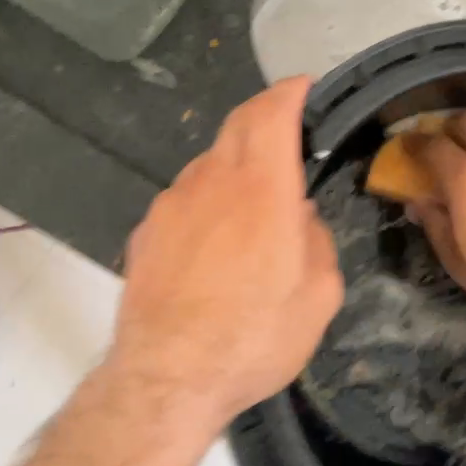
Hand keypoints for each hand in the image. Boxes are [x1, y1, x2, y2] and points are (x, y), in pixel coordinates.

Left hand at [104, 77, 343, 435]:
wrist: (167, 380)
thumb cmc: (254, 337)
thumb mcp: (318, 295)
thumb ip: (316, 240)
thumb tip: (298, 218)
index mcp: (264, 188)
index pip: (273, 114)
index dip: (290, 92)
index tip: (303, 86)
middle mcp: (215, 181)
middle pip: (238, 122)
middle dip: (264, 112)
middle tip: (284, 124)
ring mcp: (173, 203)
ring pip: (209, 161)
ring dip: (234, 162)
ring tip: (251, 202)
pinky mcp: (147, 231)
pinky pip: (184, 197)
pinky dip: (206, 199)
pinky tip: (213, 241)